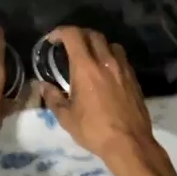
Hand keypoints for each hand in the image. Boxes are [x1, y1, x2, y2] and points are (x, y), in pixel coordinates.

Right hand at [39, 27, 154, 162]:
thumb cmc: (94, 130)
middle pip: (93, 35)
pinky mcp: (134, 78)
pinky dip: (111, 57)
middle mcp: (106, 62)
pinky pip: (121, 58)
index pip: (73, 36)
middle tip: (69, 45)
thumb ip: (53, 98)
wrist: (129, 143)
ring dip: (98, 45)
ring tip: (90, 57)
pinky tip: (106, 72)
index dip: (61, 32)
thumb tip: (42, 86)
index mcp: (86, 68)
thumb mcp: (67, 118)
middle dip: (79, 35)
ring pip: (110, 44)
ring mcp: (123, 68)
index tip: (53, 39)